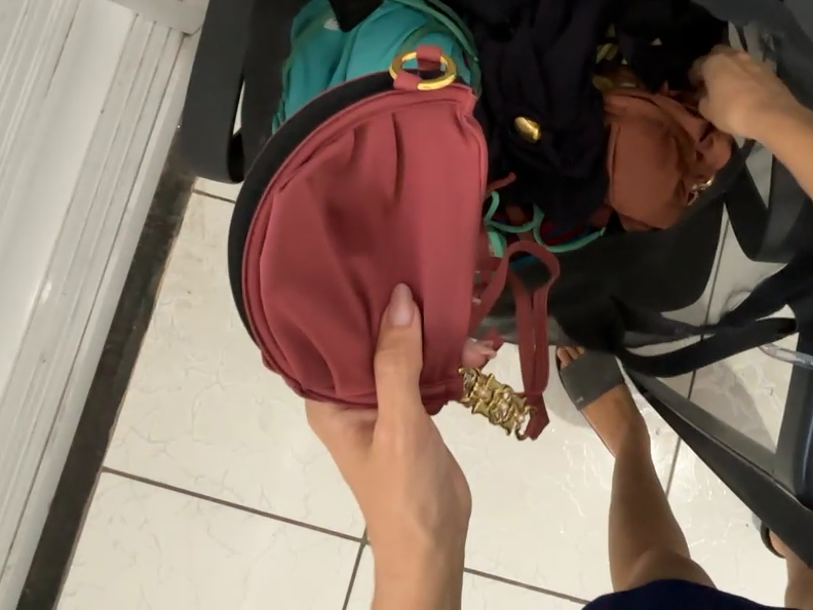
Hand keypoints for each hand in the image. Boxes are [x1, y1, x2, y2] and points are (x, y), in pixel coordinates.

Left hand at [307, 285, 475, 609]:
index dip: (355, 303)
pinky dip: (454, 361)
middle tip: (443, 290)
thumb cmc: (403, 491)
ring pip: (409, 352)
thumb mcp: (399, 424)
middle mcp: (352, 396)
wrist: (435, 545)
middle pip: (376, 339)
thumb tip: (399, 299)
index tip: (382, 267)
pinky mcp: (413, 410)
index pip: (332, 337)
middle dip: (412, 317)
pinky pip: (430, 371)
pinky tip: (481, 355)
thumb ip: (397, 363)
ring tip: (478, 339)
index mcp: (330, 399)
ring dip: (442, 341)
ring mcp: (384, 402)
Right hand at [694, 46, 812, 140]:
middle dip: (714, 65)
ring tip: (732, 86)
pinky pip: (752, 70)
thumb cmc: (733, 111)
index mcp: (713, 62)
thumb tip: (705, 96)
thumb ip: (703, 100)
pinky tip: (748, 90)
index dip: (694, 76)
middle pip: (719, 54)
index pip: (697, 64)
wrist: (773, 115)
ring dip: (733, 69)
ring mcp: (753, 60)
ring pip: (737, 60)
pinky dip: (748, 77)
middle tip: (713, 81)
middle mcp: (733, 55)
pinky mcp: (769, 70)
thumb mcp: (709, 112)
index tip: (695, 88)